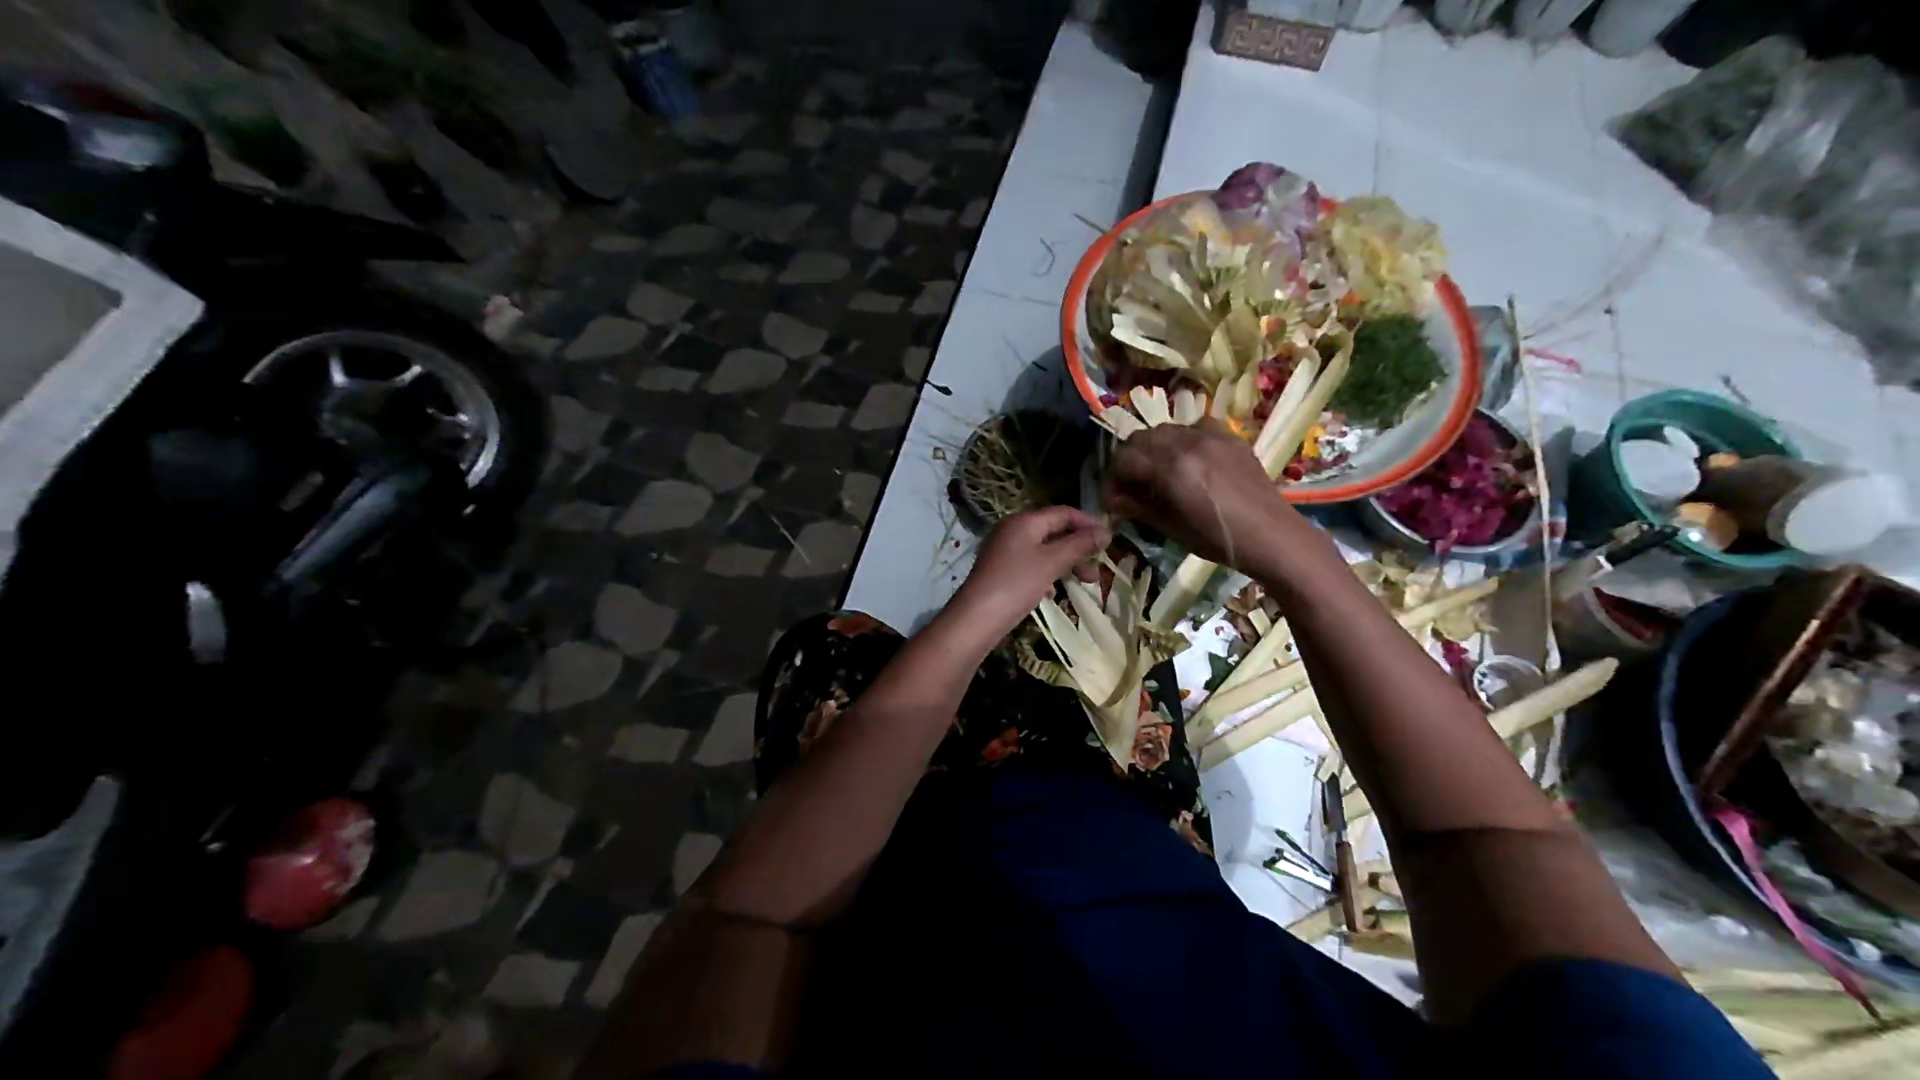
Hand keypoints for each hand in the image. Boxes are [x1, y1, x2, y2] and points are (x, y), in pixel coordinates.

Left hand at [949, 506, 1108, 638]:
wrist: (977, 618)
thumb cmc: (1016, 584)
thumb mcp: (1052, 562)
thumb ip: (1079, 545)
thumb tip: (1106, 531)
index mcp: (1024, 521)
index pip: (1063, 513)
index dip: (1088, 523)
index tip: (1111, 539)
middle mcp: (1013, 531)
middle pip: (1054, 532)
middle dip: (1079, 549)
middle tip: (1097, 570)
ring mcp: (1005, 551)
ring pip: (1045, 551)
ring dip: (1066, 564)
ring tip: (1084, 583)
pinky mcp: (1002, 572)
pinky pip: (1032, 566)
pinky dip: (1048, 575)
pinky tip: (1053, 592)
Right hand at [1105, 419, 1306, 571]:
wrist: (1272, 536)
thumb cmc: (1218, 540)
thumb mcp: (1171, 528)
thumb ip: (1138, 507)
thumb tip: (1112, 500)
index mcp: (1171, 468)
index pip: (1125, 459)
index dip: (1114, 479)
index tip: (1115, 498)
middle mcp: (1187, 443)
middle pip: (1140, 438)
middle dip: (1130, 459)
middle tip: (1133, 484)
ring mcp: (1210, 436)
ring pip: (1165, 429)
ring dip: (1154, 447)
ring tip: (1159, 471)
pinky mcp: (1229, 437)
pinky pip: (1195, 426)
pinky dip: (1183, 439)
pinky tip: (1190, 459)